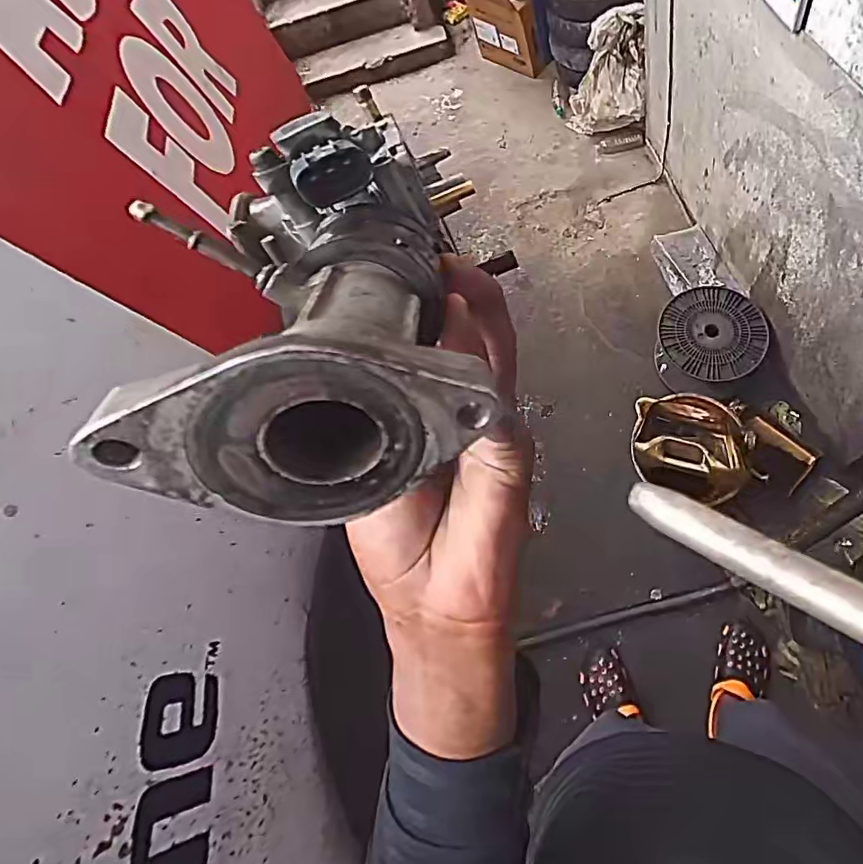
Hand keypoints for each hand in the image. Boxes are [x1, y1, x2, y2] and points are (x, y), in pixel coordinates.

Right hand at [347, 256, 533, 758]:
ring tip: (394, 276)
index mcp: (494, 420)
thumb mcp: (496, 499)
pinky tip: (366, 332)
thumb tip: (479, 374)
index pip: (491, 344)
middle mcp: (462, 413)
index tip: (449, 267)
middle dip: (445, 288)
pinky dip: (380, 351)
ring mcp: (421, 424)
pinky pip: (385, 386)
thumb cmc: (473, 562)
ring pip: (423, 357)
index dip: (475, 299)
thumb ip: (492, 438)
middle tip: (418, 255)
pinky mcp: (385, 441)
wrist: (436, 608)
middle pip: (460, 336)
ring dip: (414, 311)